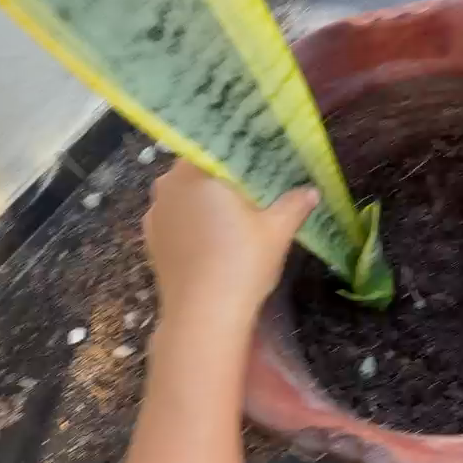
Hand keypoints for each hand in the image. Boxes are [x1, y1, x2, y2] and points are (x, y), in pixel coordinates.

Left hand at [142, 162, 318, 328]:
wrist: (203, 317)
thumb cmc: (241, 264)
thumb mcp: (277, 232)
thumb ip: (293, 205)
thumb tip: (311, 191)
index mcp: (197, 172)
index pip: (216, 145)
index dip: (239, 152)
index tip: (259, 162)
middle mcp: (168, 185)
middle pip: (199, 170)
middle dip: (224, 178)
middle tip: (254, 190)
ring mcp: (155, 213)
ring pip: (185, 195)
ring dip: (207, 201)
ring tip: (235, 218)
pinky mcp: (151, 240)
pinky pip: (176, 219)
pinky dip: (193, 223)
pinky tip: (214, 239)